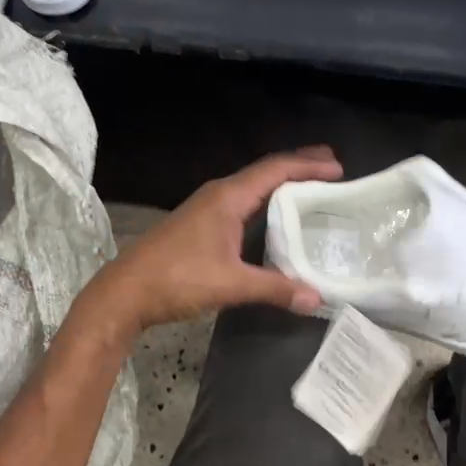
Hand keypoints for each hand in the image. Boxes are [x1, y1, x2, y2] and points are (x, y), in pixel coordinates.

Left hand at [77, 148, 343, 333]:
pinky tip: (274, 216)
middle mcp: (218, 194)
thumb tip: (317, 298)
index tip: (339, 168)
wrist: (126, 291)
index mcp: (228, 197)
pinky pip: (242, 201)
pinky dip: (266, 201)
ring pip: (252, 186)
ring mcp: (207, 207)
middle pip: (265, 172)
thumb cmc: (178, 279)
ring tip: (311, 186)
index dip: (308, 166)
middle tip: (333, 166)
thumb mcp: (231, 285)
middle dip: (299, 167)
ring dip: (281, 183)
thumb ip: (275, 288)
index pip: (274, 170)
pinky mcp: (200, 223)